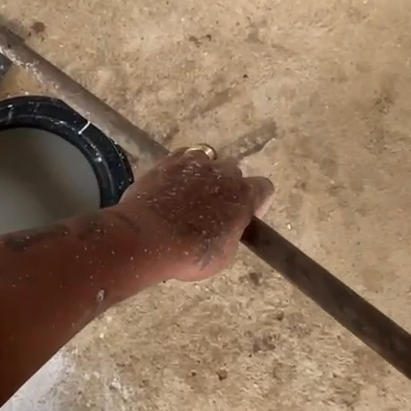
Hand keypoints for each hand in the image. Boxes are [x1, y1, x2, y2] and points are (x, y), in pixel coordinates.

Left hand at [116, 147, 272, 281]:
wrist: (146, 238)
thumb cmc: (189, 253)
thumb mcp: (224, 253)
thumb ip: (232, 230)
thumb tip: (228, 223)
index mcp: (244, 195)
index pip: (263, 188)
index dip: (256, 201)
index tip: (244, 214)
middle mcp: (224, 172)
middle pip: (233, 171)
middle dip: (227, 186)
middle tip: (212, 207)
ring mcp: (194, 163)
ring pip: (208, 159)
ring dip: (204, 173)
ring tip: (189, 192)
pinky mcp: (168, 161)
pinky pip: (182, 156)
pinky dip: (181, 167)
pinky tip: (172, 183)